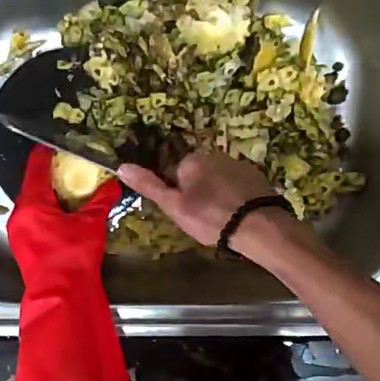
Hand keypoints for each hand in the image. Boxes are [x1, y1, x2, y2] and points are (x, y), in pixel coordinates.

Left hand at [8, 146, 123, 278]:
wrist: (61, 297)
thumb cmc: (73, 257)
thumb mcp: (91, 225)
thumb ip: (101, 201)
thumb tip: (114, 183)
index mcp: (32, 204)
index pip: (36, 168)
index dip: (45, 154)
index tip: (53, 145)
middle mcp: (19, 215)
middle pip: (31, 186)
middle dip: (48, 176)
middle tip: (66, 166)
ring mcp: (18, 232)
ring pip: (31, 204)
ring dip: (47, 196)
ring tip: (66, 189)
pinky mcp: (23, 246)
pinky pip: (32, 220)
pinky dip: (45, 212)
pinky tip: (62, 215)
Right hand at [117, 152, 281, 246]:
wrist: (258, 226)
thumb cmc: (210, 218)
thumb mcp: (174, 206)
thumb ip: (149, 185)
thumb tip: (121, 166)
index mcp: (191, 160)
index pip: (176, 172)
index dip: (179, 194)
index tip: (186, 212)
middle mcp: (214, 154)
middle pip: (198, 173)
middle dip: (199, 190)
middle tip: (203, 217)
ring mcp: (238, 163)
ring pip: (219, 178)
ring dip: (218, 192)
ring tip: (223, 217)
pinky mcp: (256, 175)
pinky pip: (238, 183)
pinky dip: (236, 195)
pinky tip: (239, 213)